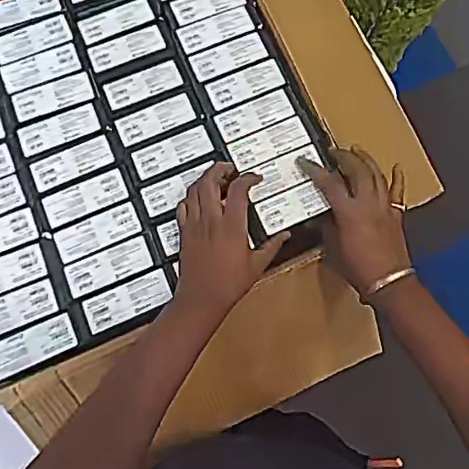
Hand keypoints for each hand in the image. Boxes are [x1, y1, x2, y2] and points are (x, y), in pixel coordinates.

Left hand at [172, 163, 288, 315]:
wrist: (201, 300)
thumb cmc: (228, 285)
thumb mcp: (257, 265)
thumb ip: (272, 246)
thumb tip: (284, 236)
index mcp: (232, 226)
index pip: (239, 189)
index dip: (248, 178)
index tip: (255, 178)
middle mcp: (211, 221)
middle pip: (210, 181)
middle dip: (220, 169)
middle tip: (229, 168)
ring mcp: (195, 225)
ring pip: (194, 190)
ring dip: (204, 180)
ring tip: (215, 178)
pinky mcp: (184, 233)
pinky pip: (183, 207)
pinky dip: (190, 198)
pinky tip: (197, 200)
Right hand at [300, 148, 412, 297]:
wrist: (388, 281)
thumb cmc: (358, 268)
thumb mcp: (333, 247)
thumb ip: (326, 227)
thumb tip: (319, 216)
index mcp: (349, 212)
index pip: (330, 183)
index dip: (316, 170)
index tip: (306, 162)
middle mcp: (368, 204)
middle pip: (357, 170)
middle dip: (344, 157)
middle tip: (334, 152)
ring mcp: (384, 207)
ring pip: (377, 175)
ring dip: (366, 160)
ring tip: (357, 151)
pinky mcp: (396, 214)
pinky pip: (397, 192)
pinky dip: (397, 178)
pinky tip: (396, 167)